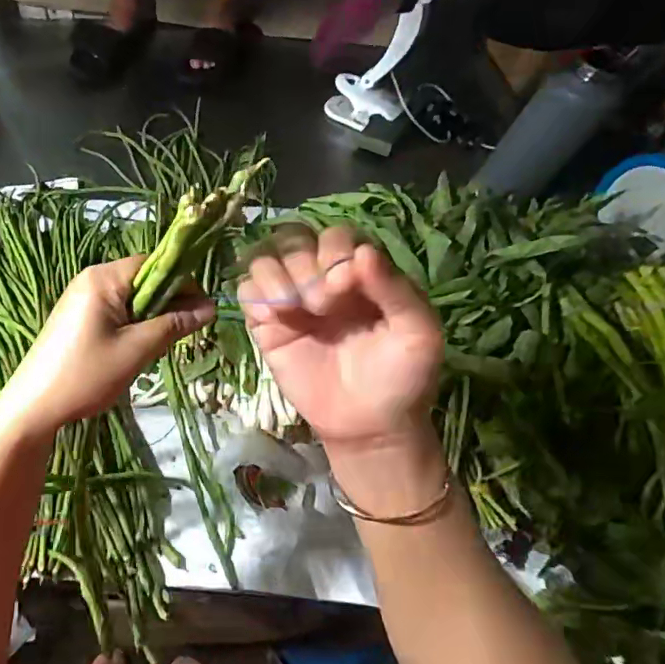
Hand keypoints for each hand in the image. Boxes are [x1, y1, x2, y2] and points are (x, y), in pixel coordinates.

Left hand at [0, 256, 214, 438]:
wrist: (34, 404)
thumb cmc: (86, 374)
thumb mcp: (137, 350)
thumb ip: (174, 325)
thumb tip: (209, 308)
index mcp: (102, 278)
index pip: (154, 263)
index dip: (182, 284)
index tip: (202, 312)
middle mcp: (90, 278)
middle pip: (142, 279)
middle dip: (166, 304)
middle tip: (179, 337)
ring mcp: (80, 296)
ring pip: (130, 297)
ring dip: (149, 318)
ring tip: (153, 349)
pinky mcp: (76, 315)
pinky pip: (114, 309)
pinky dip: (131, 325)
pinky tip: (132, 351)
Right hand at [239, 225, 442, 453]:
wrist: (368, 425)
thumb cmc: (401, 377)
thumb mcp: (418, 332)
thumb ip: (395, 289)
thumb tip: (362, 252)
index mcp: (361, 273)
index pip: (336, 237)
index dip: (334, 253)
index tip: (345, 287)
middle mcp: (323, 279)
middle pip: (295, 242)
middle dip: (306, 269)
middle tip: (322, 308)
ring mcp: (292, 300)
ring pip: (266, 260)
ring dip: (277, 279)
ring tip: (292, 311)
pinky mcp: (265, 323)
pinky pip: (245, 290)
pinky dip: (254, 296)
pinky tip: (272, 319)